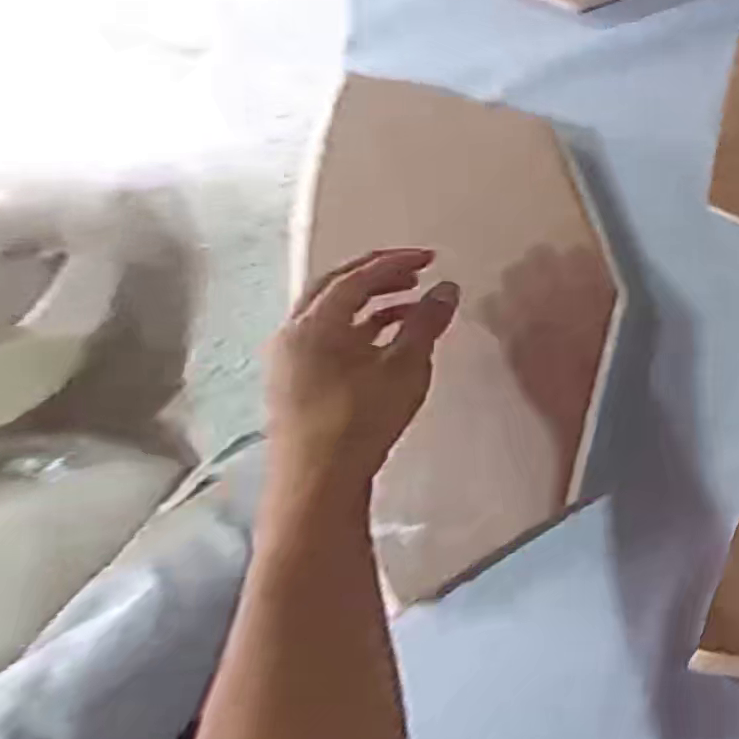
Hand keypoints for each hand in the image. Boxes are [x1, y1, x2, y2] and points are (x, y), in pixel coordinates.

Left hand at [266, 249, 459, 500]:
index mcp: (315, 324)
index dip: (395, 263)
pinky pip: (332, 336)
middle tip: (417, 271)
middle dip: (378, 275)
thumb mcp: (406, 366)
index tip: (431, 258)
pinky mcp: (298, 380)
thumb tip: (447, 288)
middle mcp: (294, 333)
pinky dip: (363, 326)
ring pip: (333, 313)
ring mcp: (291, 358)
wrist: (318, 480)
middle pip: (336, 288)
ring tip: (412, 303)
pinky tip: (391, 338)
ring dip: (373, 301)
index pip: (356, 278)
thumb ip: (426, 322)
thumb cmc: (362, 418)